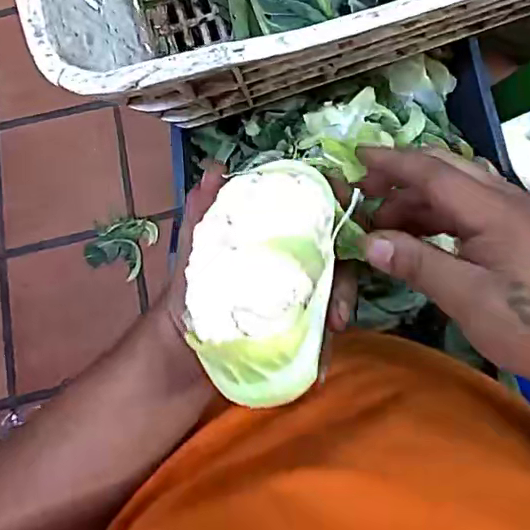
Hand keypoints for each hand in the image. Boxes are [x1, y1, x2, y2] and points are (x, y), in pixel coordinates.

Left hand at [149, 163, 359, 358]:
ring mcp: (302, 289)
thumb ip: (203, 209)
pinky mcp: (302, 322)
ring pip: (338, 284)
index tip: (345, 206)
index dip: (336, 200)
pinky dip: (327, 340)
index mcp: (274, 227)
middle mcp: (296, 252)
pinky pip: (325, 325)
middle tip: (340, 290)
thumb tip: (214, 169)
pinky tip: (323, 360)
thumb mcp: (195, 247)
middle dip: (345, 266)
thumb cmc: (191, 288)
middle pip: (337, 247)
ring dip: (343, 301)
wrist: (183, 352)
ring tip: (334, 324)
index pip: (315, 204)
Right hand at [355, 146, 529, 391]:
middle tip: (364, 193)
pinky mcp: (516, 227)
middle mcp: (504, 197)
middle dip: (401, 174)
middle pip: (443, 168)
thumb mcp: (467, 299)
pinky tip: (418, 233)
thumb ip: (417, 263)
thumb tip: (367, 241)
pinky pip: (467, 203)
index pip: (433, 171)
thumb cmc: (529, 328)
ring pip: (455, 185)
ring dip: (417, 196)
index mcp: (494, 208)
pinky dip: (436, 211)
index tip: (356, 157)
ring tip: (383, 223)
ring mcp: (513, 211)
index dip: (392, 162)